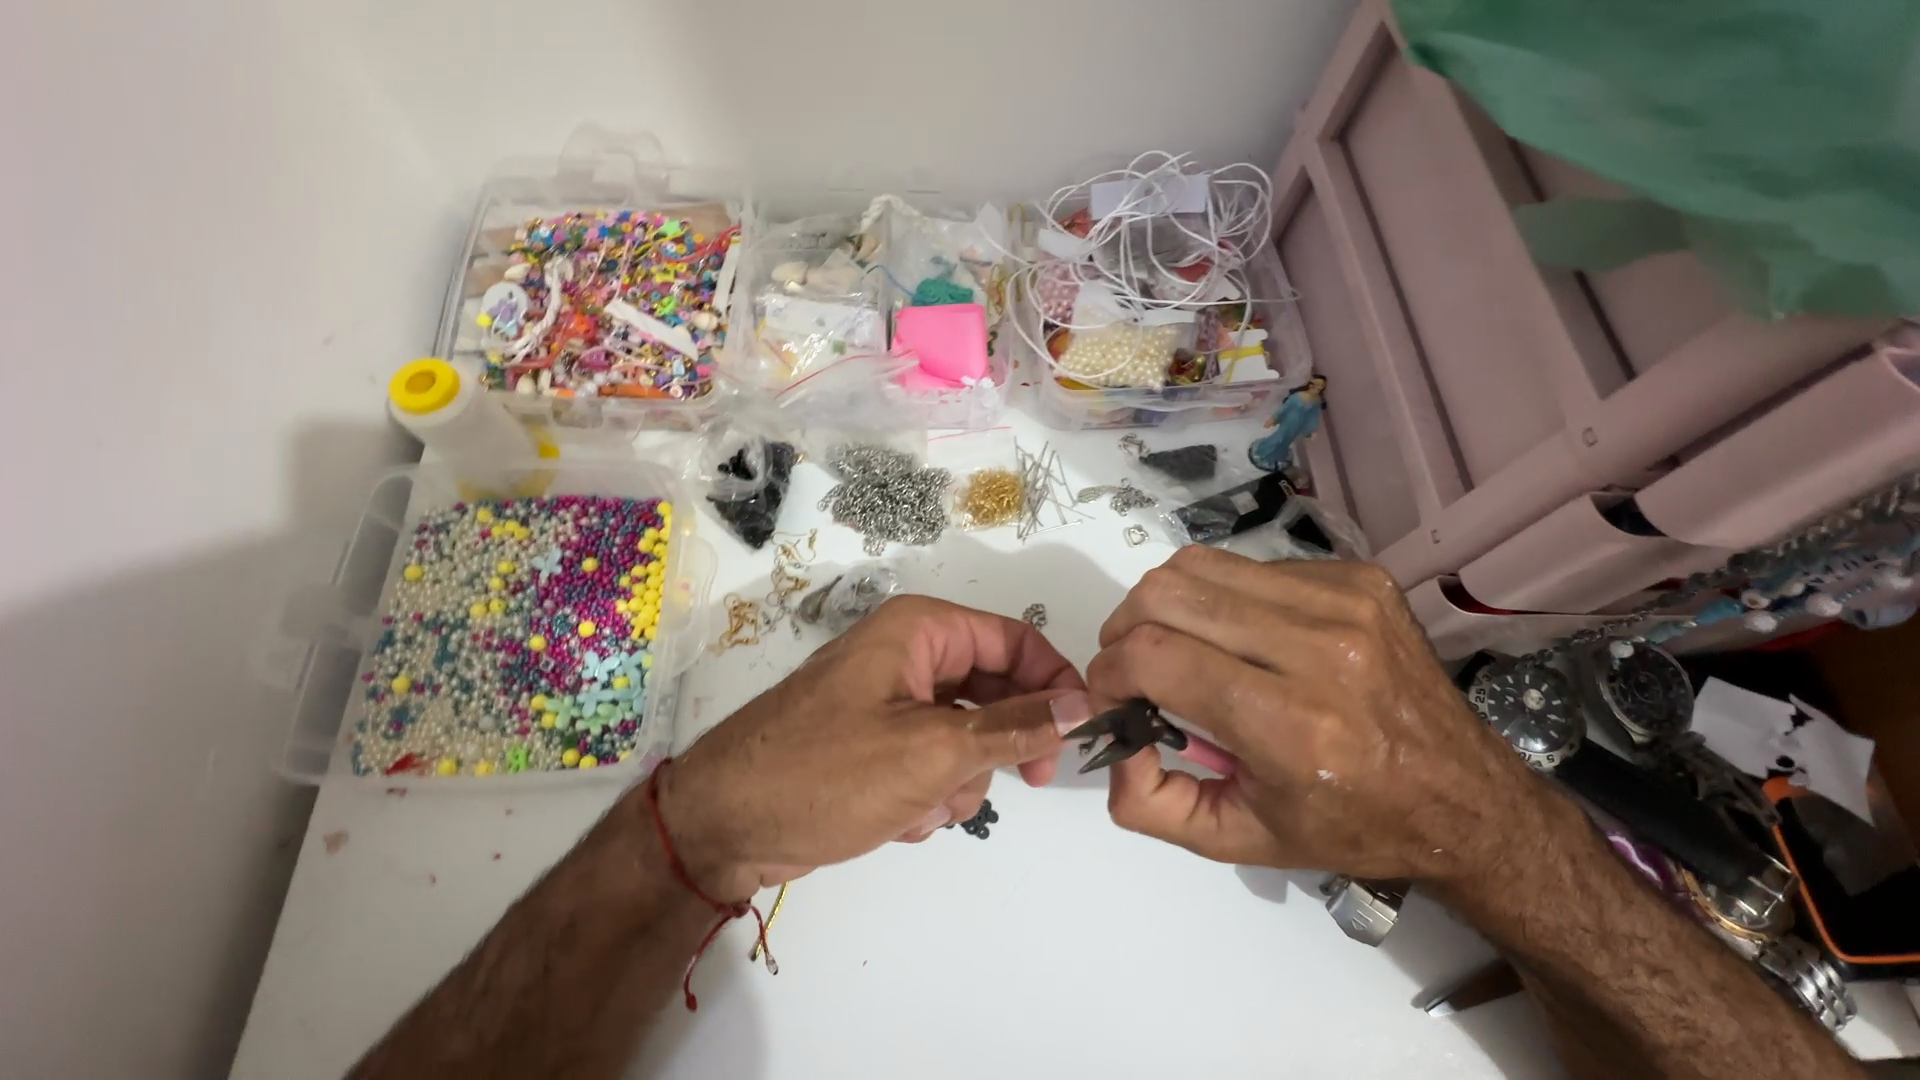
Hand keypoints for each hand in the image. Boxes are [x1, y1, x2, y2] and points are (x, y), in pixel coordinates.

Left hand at [656, 595, 1089, 900]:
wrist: (724, 828)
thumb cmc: (827, 772)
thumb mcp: (933, 750)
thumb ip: (1014, 725)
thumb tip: (1082, 704)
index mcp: (918, 630)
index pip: (1015, 640)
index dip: (1054, 682)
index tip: (1082, 733)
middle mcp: (906, 656)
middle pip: (993, 689)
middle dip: (1000, 743)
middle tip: (1029, 781)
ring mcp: (889, 703)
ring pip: (967, 735)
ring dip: (959, 779)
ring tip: (923, 805)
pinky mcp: (875, 746)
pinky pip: (933, 762)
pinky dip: (928, 794)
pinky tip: (898, 818)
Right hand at [1086, 548, 1555, 884]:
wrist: (1463, 797)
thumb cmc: (1347, 824)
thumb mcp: (1237, 840)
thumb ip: (1148, 802)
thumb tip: (1106, 739)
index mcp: (1292, 726)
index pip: (1156, 658)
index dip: (1109, 673)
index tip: (1111, 696)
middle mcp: (1321, 648)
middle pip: (1166, 595)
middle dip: (1122, 629)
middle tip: (1131, 667)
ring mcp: (1344, 600)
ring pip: (1198, 566)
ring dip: (1163, 606)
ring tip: (1174, 646)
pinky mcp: (1357, 577)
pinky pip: (1246, 566)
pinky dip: (1218, 598)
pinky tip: (1238, 636)